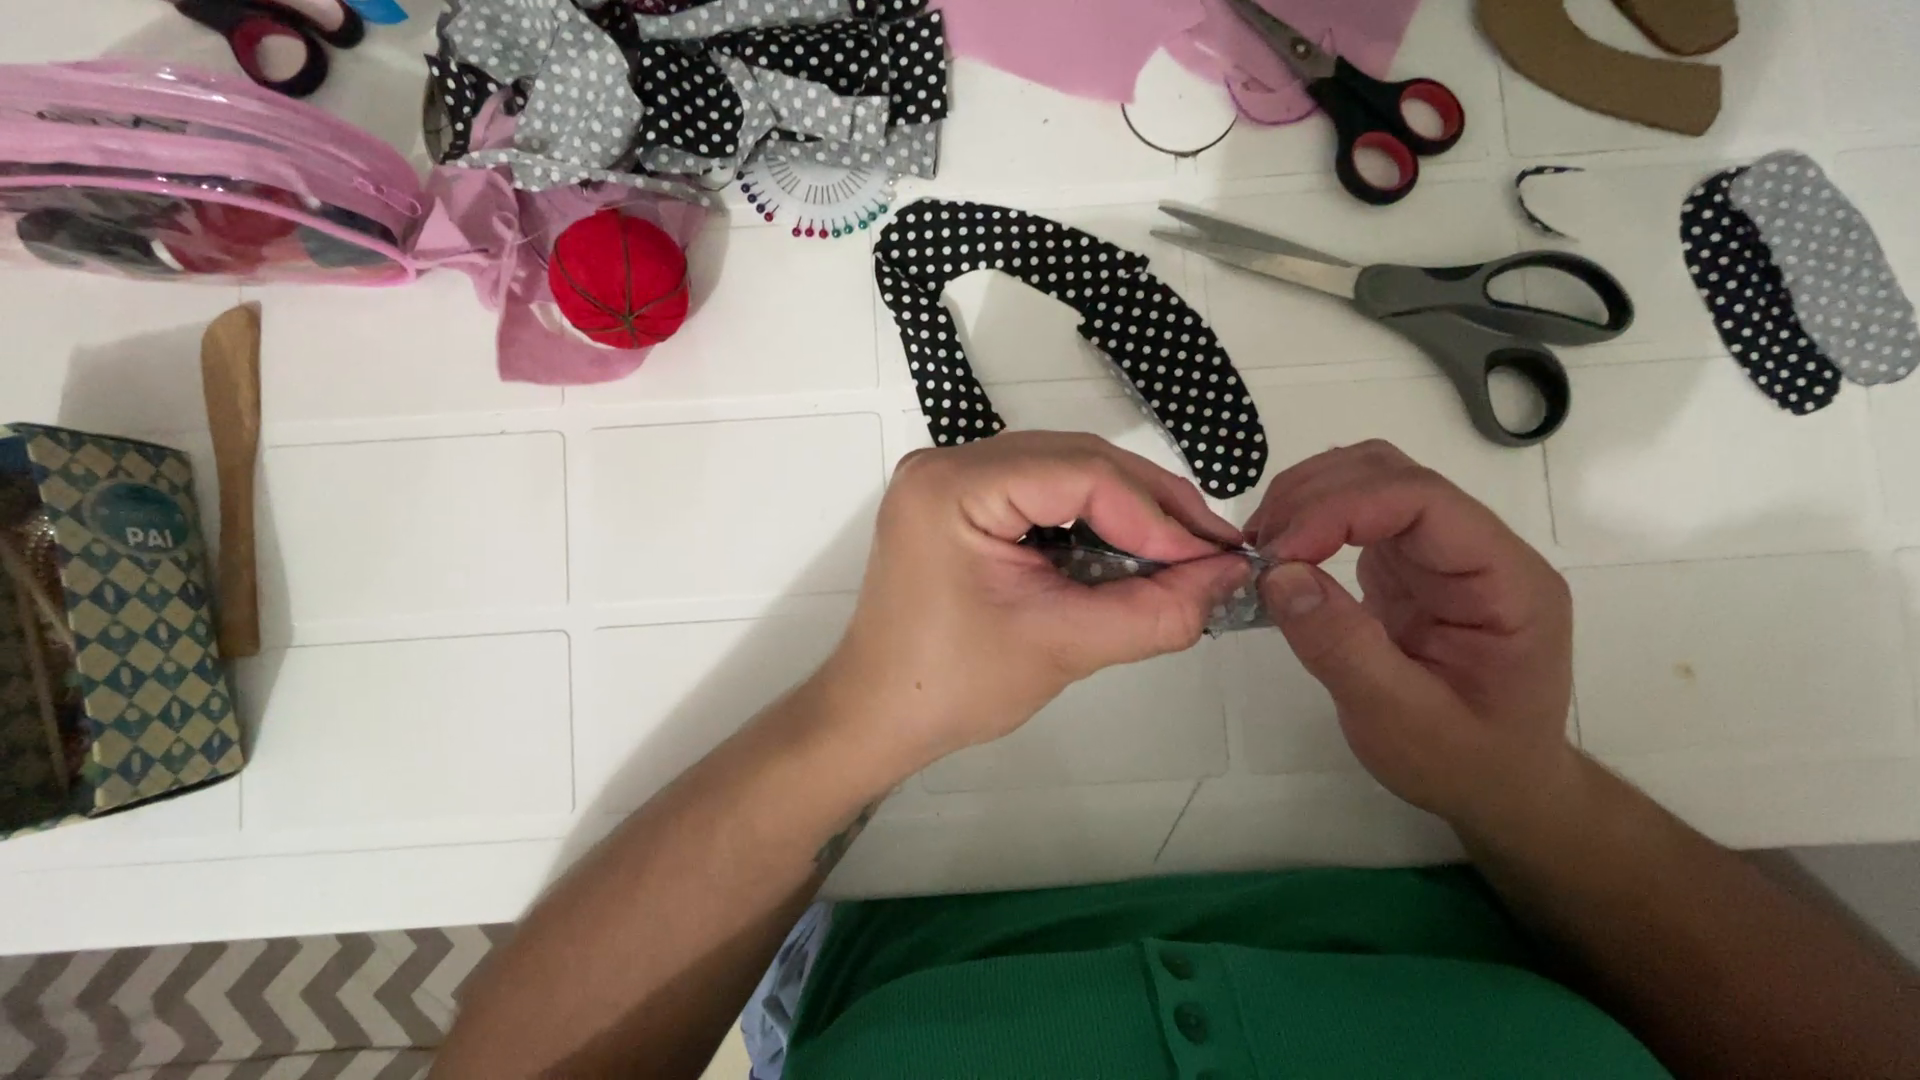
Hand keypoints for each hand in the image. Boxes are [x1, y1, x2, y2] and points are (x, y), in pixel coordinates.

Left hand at [823, 432, 1251, 770]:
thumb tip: (1226, 576)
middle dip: (1151, 505)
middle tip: (1209, 548)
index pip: (1081, 474)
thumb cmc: (952, 686)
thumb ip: (1156, 611)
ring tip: (1179, 549)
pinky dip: (1090, 517)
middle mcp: (947, 463)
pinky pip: (1041, 491)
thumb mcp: (1063, 646)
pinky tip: (1127, 548)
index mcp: (954, 487)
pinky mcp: (959, 500)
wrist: (879, 712)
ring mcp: (950, 478)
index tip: (1211, 558)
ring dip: (1127, 508)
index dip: (1156, 514)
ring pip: (1065, 470)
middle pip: (1076, 460)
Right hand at [1245, 441, 1576, 831]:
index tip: (1279, 553)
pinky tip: (1279, 554)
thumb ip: (1343, 648)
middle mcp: (1476, 550)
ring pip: (1370, 480)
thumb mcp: (1401, 721)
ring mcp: (1441, 553)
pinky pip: (1355, 513)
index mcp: (1503, 582)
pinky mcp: (1408, 564)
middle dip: (1315, 496)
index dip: (1342, 509)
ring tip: (1262, 548)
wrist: (1493, 785)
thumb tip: (1277, 575)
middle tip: (1258, 548)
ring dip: (1306, 499)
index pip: (1423, 499)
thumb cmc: (1462, 763)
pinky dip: (1307, 520)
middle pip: (1393, 474)